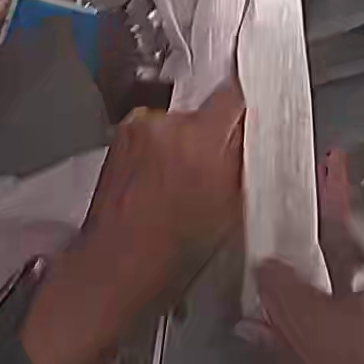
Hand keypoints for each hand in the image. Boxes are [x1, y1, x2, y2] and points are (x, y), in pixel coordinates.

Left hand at [18, 84, 245, 363]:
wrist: (115, 266)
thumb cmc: (174, 250)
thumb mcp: (230, 208)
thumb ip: (241, 161)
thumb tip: (247, 132)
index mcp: (204, 140)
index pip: (232, 96)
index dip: (241, 110)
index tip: (243, 120)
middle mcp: (170, 124)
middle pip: (204, 110)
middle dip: (210, 133)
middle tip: (209, 166)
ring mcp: (142, 125)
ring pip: (178, 121)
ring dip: (182, 139)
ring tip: (176, 177)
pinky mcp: (123, 132)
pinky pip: (153, 128)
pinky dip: (157, 145)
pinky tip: (153, 177)